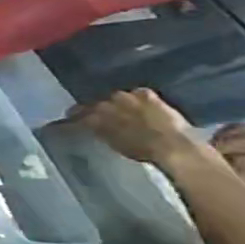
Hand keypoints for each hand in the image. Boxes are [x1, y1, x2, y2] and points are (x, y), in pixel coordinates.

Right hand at [66, 88, 197, 165]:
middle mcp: (107, 100)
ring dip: (119, 103)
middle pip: (100, 102)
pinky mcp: (147, 94)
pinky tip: (143, 106)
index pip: (80, 112)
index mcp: (96, 114)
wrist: (172, 144)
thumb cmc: (140, 149)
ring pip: (118, 97)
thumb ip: (100, 131)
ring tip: (124, 111)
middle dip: (101, 109)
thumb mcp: (113, 143)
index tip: (72, 119)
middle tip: (104, 117)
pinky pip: (138, 94)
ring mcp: (128, 95)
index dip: (77, 115)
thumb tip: (91, 126)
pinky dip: (138, 99)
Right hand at [212, 125, 244, 203]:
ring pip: (223, 138)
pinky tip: (223, 150)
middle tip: (214, 176)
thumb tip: (235, 185)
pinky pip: (229, 129)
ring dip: (215, 151)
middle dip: (215, 162)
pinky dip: (221, 139)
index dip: (227, 175)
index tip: (222, 185)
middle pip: (224, 148)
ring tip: (216, 165)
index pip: (239, 164)